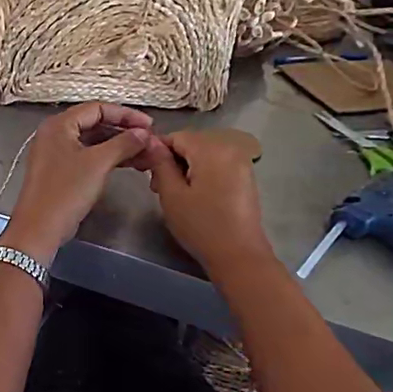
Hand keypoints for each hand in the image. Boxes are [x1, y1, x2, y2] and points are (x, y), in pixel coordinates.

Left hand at [0, 102, 154, 264]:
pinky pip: (89, 157)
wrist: (39, 230)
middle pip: (96, 124)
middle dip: (125, 132)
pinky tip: (129, 165)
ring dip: (120, 147)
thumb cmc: (66, 191)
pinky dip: (109, 159)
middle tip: (149, 141)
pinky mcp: (61, 172)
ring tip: (145, 155)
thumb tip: (145, 133)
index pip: (97, 108)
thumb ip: (124, 143)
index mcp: (59, 125)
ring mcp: (57, 154)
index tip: (149, 125)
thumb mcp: (98, 164)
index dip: (126, 114)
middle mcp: (56, 135)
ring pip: (94, 143)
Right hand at [143, 128, 273, 275]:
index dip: (157, 151)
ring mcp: (242, 162)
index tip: (145, 172)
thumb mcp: (172, 195)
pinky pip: (218, 166)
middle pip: (193, 144)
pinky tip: (196, 197)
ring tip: (176, 195)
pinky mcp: (246, 177)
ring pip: (205, 155)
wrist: (239, 255)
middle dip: (173, 160)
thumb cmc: (201, 225)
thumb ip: (161, 164)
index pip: (177, 136)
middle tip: (158, 188)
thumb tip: (151, 142)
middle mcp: (230, 148)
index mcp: (211, 148)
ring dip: (187, 168)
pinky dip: (203, 174)